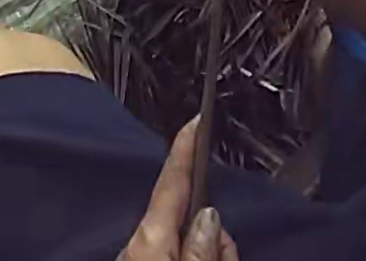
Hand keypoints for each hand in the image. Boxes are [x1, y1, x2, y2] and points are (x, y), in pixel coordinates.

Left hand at [119, 119, 238, 260]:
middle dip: (213, 227)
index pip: (172, 179)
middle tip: (228, 256)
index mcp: (149, 237)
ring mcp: (137, 260)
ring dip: (208, 250)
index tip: (197, 118)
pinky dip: (192, 259)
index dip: (186, 146)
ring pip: (185, 238)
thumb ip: (202, 248)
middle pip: (187, 214)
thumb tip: (209, 215)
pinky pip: (174, 255)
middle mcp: (139, 244)